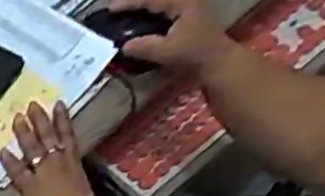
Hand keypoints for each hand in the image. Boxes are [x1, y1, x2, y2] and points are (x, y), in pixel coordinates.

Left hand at [0, 102, 93, 195]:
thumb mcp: (78, 184)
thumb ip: (69, 176)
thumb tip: (62, 178)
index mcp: (74, 160)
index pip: (68, 135)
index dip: (62, 119)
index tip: (58, 104)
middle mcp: (59, 161)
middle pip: (49, 136)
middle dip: (40, 119)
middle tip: (32, 105)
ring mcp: (44, 171)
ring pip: (34, 147)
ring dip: (25, 132)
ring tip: (18, 119)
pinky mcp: (31, 186)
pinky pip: (18, 171)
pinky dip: (10, 161)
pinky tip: (3, 151)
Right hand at [106, 0, 234, 72]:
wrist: (214, 59)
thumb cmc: (192, 54)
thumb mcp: (166, 52)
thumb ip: (144, 47)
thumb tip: (123, 45)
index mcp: (183, 3)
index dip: (130, 3)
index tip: (110, 9)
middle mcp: (185, 0)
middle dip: (136, 1)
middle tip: (114, 8)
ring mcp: (186, 6)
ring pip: (160, 2)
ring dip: (142, 5)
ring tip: (123, 11)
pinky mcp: (185, 15)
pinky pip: (163, 9)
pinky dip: (148, 11)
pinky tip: (137, 17)